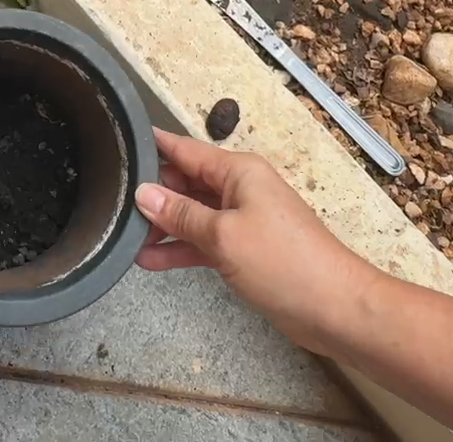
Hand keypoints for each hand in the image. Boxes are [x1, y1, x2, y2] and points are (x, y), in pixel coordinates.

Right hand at [135, 127, 378, 351]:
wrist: (338, 310)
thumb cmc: (283, 261)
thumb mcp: (223, 235)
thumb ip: (180, 214)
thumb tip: (143, 193)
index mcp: (237, 171)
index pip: (184, 149)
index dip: (153, 146)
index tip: (118, 141)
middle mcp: (239, 188)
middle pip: (186, 182)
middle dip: (153, 193)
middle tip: (114, 205)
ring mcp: (243, 219)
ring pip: (192, 214)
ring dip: (164, 226)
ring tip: (125, 238)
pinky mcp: (245, 248)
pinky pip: (204, 240)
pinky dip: (181, 248)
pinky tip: (151, 261)